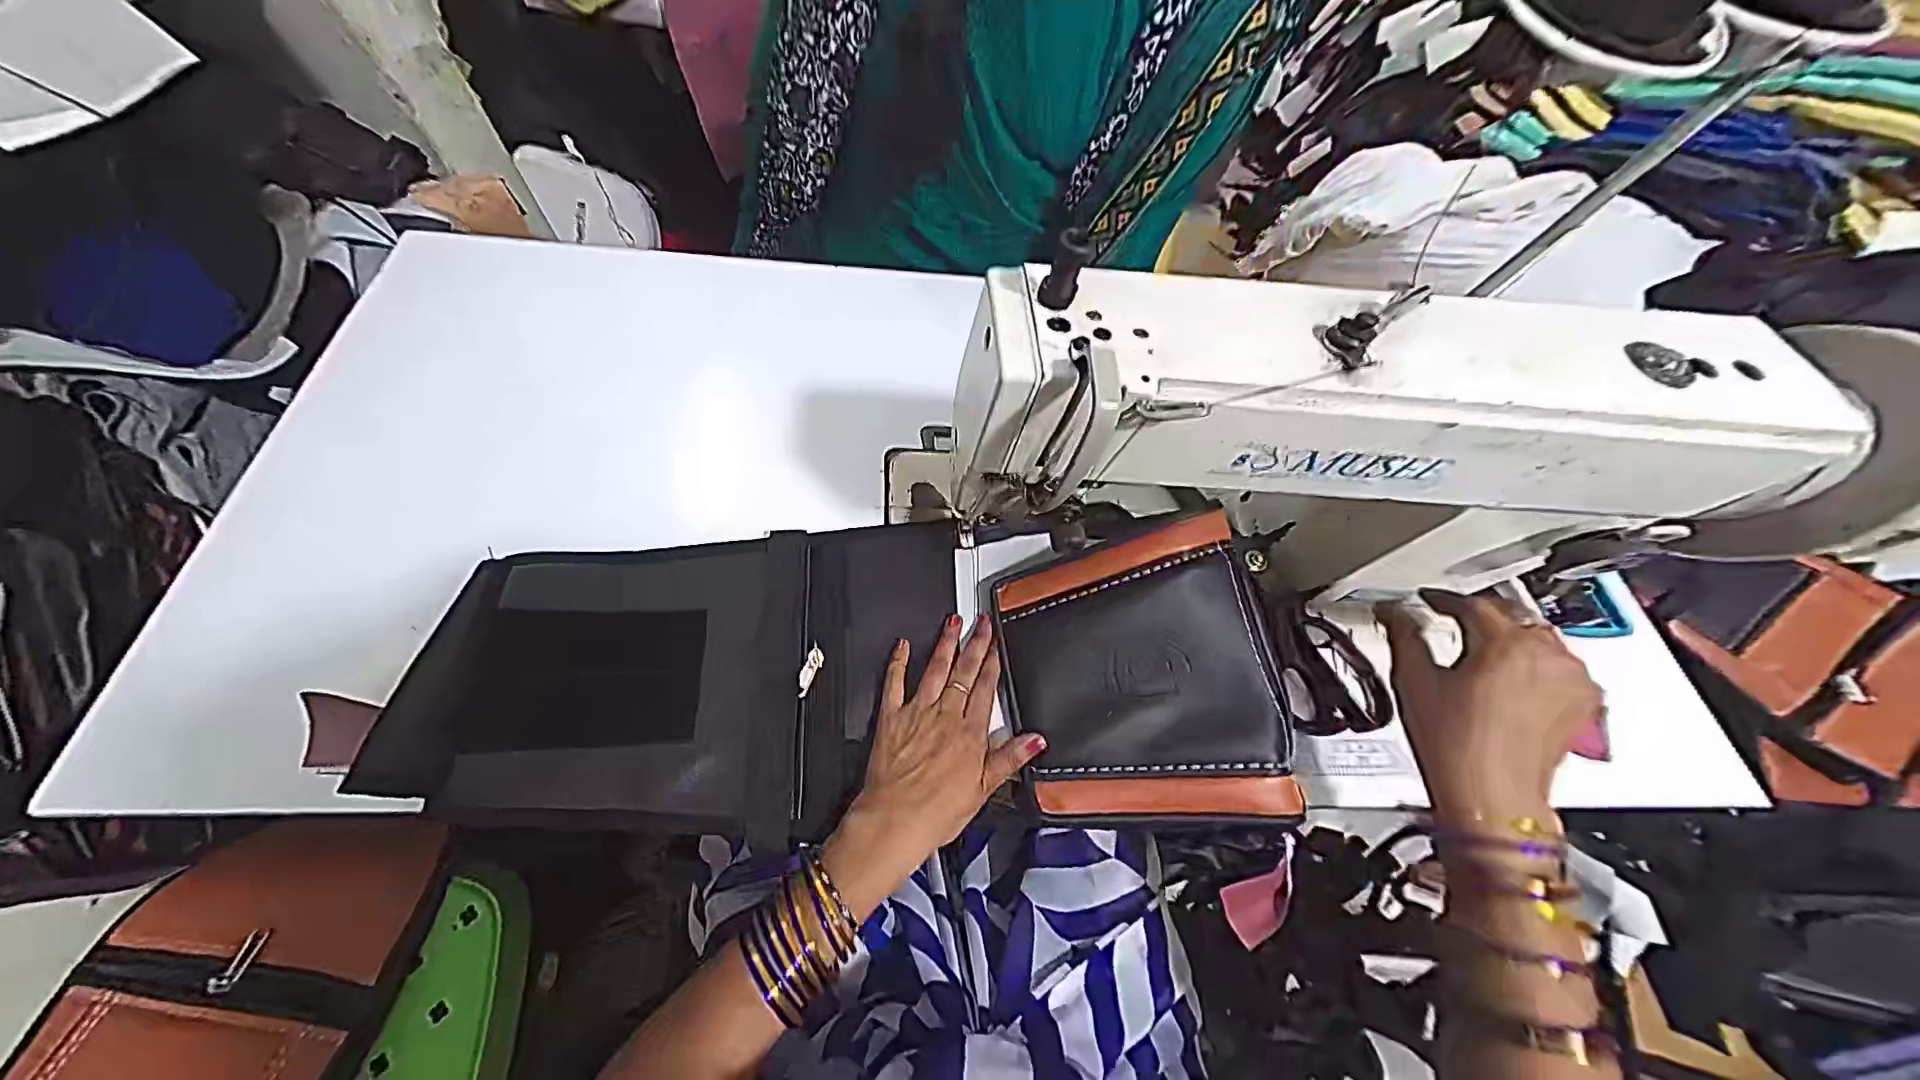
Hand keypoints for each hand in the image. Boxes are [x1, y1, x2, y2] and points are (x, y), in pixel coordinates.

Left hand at [821, 616, 1045, 919]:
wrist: (894, 821)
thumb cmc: (936, 812)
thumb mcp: (984, 790)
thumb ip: (1010, 759)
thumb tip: (1035, 741)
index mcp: (969, 734)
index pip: (986, 689)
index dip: (992, 663)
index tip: (996, 644)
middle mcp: (945, 717)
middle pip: (964, 672)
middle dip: (975, 644)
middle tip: (981, 623)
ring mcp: (917, 714)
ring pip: (935, 670)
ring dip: (945, 644)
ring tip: (952, 623)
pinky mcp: (892, 718)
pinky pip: (894, 683)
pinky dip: (898, 662)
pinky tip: (902, 646)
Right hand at [1378, 590, 1601, 823]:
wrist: (1492, 796)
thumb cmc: (1457, 748)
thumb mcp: (1414, 681)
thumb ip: (1405, 636)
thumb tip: (1396, 614)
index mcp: (1509, 646)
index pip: (1473, 604)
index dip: (1443, 599)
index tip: (1429, 600)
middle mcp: (1552, 658)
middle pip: (1512, 616)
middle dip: (1478, 615)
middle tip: (1450, 618)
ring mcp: (1574, 682)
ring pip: (1540, 639)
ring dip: (1509, 637)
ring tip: (1479, 646)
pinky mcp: (1585, 704)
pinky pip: (1560, 667)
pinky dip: (1534, 663)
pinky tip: (1509, 674)